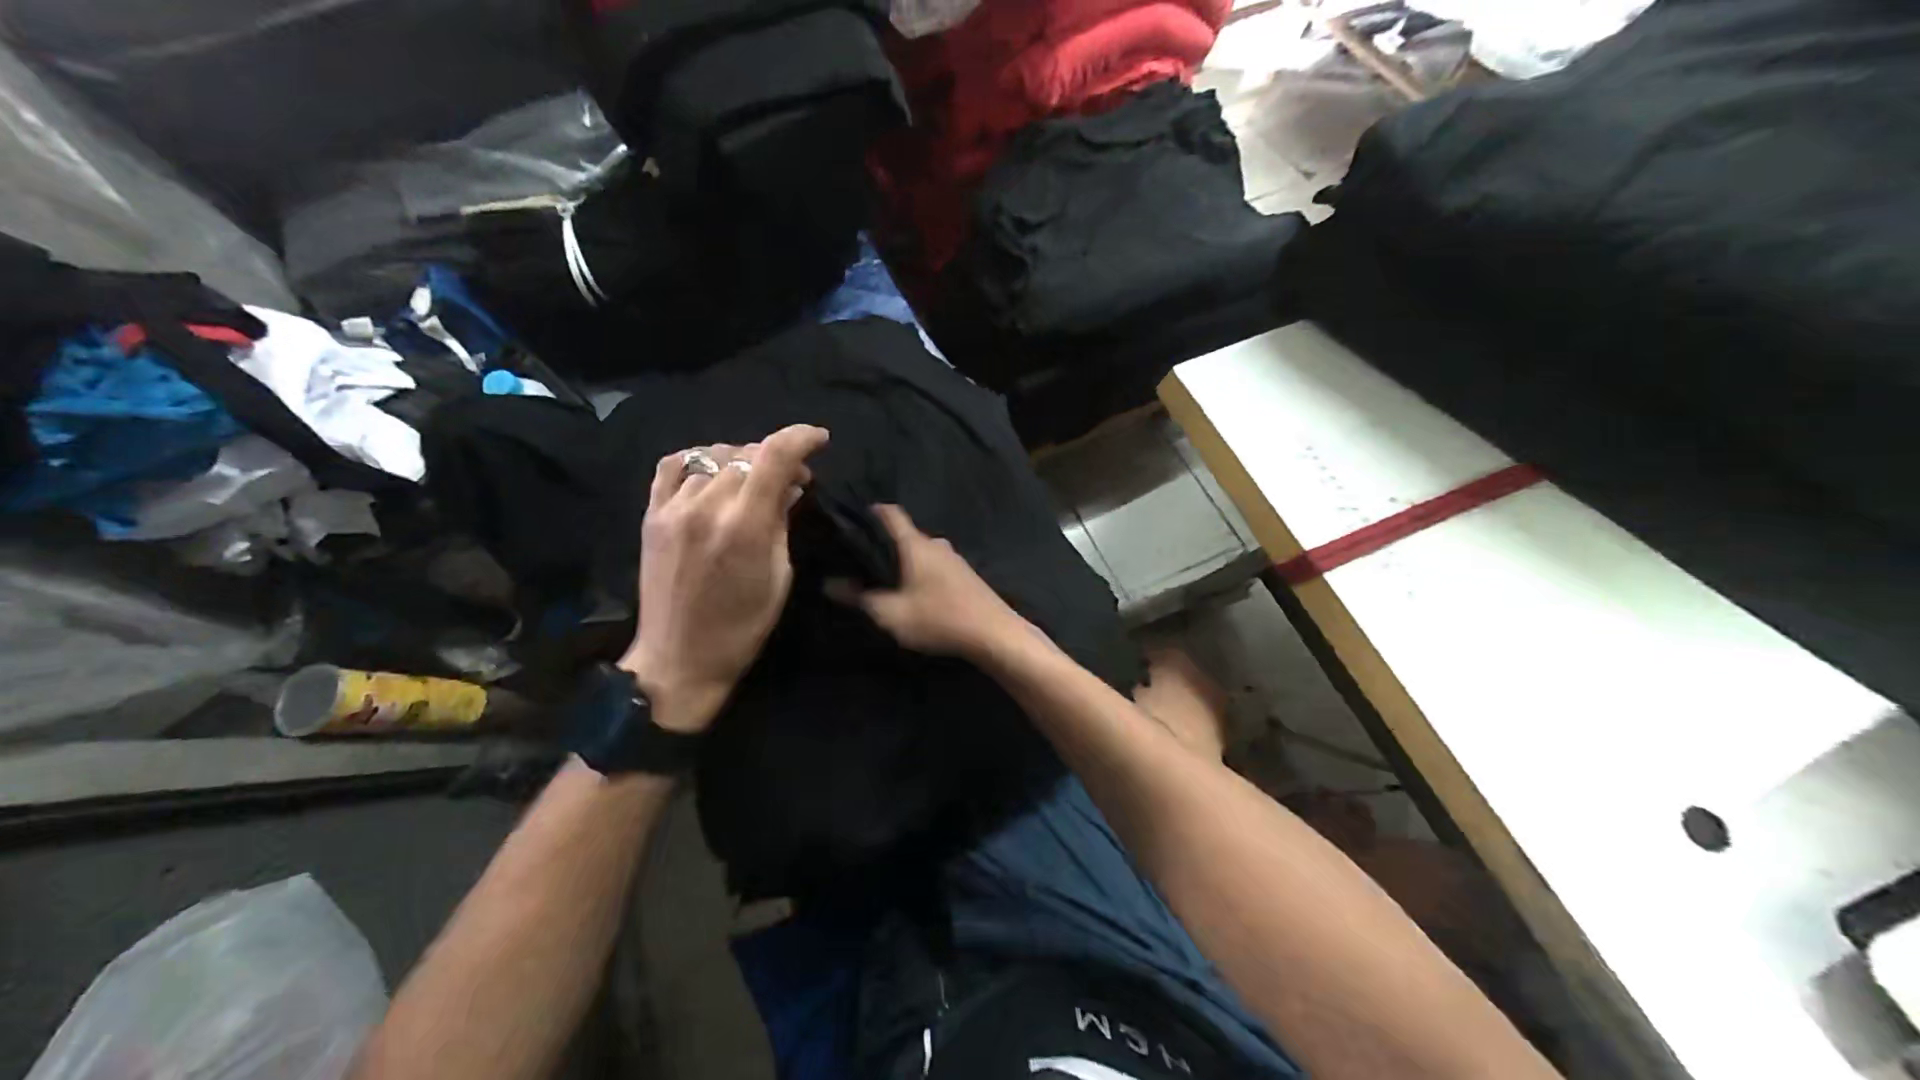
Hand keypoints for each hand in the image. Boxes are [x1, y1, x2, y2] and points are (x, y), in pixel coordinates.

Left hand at [619, 424, 829, 732]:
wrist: (679, 659)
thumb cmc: (742, 628)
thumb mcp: (779, 577)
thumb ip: (781, 524)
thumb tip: (790, 486)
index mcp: (744, 527)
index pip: (774, 456)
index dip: (801, 438)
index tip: (819, 439)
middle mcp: (706, 508)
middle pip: (746, 454)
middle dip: (777, 457)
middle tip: (794, 480)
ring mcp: (673, 509)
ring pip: (713, 456)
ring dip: (742, 459)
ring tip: (755, 478)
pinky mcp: (651, 516)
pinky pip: (672, 466)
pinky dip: (698, 459)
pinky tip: (712, 471)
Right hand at [832, 504, 1029, 660]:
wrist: (994, 634)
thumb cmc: (938, 618)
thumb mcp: (890, 613)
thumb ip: (859, 597)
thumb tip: (829, 583)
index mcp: (915, 544)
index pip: (890, 513)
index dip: (869, 512)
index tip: (850, 521)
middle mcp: (935, 543)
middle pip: (904, 534)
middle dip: (882, 543)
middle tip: (859, 559)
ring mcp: (954, 558)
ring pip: (920, 552)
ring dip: (903, 561)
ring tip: (882, 578)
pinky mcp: (965, 575)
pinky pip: (934, 565)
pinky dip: (919, 572)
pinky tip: (912, 591)